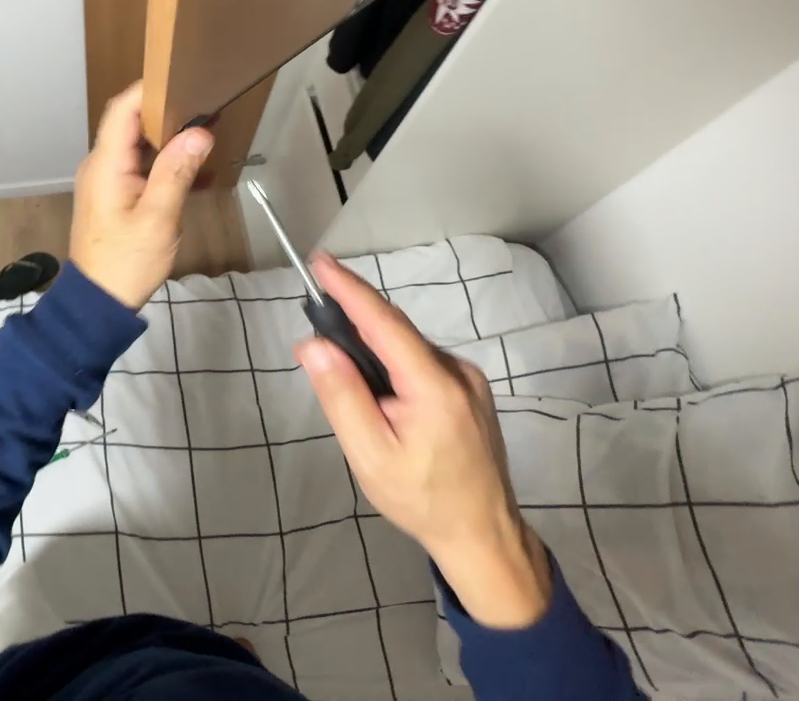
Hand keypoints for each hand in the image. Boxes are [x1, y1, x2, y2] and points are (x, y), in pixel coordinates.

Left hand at [69, 82, 213, 308]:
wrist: (98, 301)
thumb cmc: (127, 261)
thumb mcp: (158, 218)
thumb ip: (176, 172)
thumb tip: (199, 133)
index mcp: (105, 164)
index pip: (122, 110)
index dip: (149, 91)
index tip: (183, 83)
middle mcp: (99, 165)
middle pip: (128, 123)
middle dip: (163, 112)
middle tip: (202, 108)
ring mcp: (103, 180)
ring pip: (134, 144)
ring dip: (164, 137)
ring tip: (201, 132)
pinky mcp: (111, 195)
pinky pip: (134, 165)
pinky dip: (158, 160)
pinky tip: (185, 167)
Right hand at [297, 253, 552, 627]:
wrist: (484, 536)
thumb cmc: (420, 498)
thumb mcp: (370, 454)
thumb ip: (342, 395)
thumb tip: (314, 344)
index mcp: (434, 385)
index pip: (384, 322)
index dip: (350, 289)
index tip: (320, 261)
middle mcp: (457, 370)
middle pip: (395, 331)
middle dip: (353, 320)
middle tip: (315, 328)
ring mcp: (468, 378)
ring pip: (407, 346)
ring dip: (372, 347)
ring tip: (344, 375)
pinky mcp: (469, 388)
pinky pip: (419, 361)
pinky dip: (391, 363)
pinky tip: (378, 391)